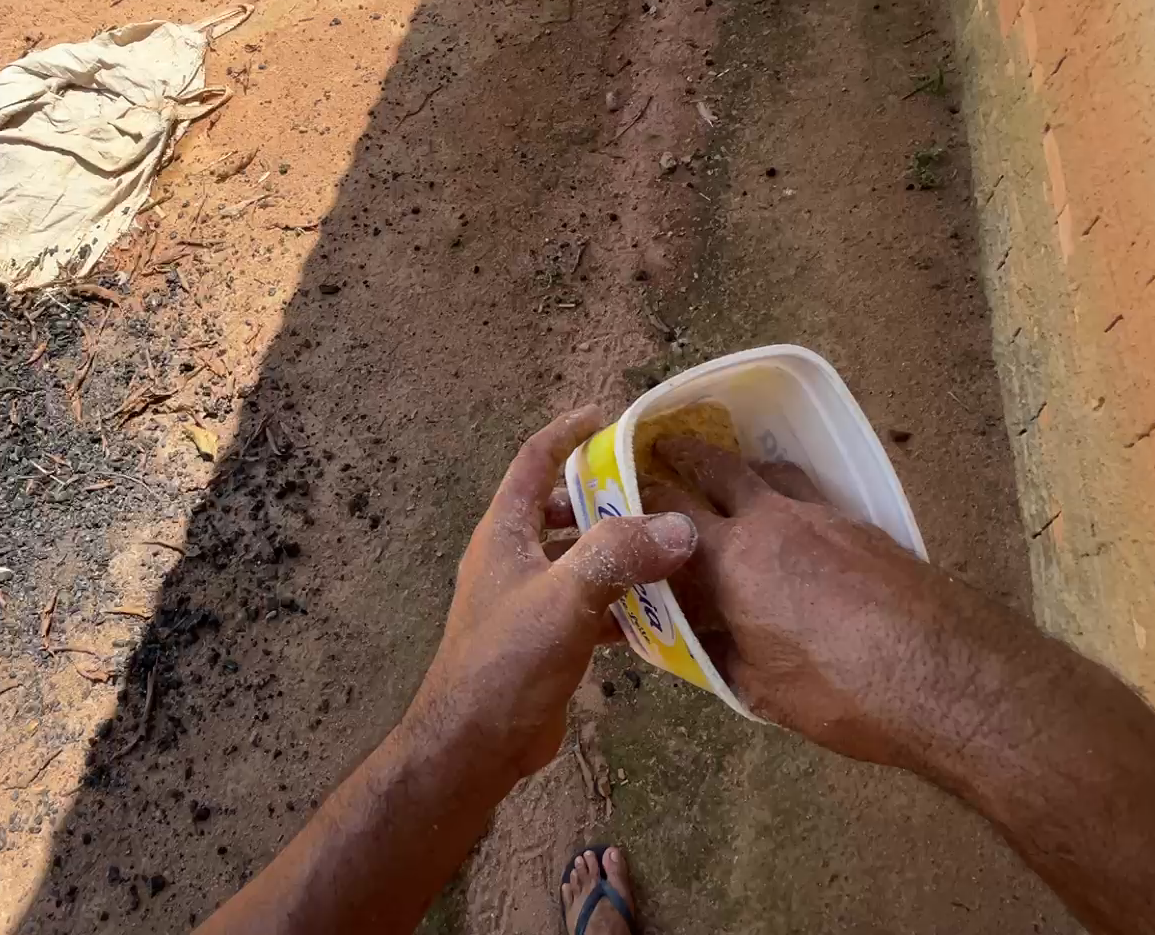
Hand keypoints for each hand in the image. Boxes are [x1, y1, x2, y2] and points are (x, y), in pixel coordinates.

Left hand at [405, 407, 698, 781]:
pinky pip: (588, 601)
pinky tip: (660, 610)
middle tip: (656, 489)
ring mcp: (527, 596)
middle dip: (604, 496)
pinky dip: (619, 599)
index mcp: (504, 531)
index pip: (532, 460)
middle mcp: (512, 555)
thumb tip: (678, 525)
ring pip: (578, 557)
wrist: (476, 741)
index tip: (604, 414)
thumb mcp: (564, 597)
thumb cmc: (508, 658)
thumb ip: (618, 556)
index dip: (565, 432)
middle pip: (559, 508)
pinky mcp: (544, 634)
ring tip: (671, 546)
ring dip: (617, 551)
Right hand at [645, 437, 1008, 769]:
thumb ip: (718, 652)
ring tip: (733, 473)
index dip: (639, 496)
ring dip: (742, 465)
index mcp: (730, 558)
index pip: (668, 510)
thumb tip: (699, 639)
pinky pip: (813, 495)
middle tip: (664, 445)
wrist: (956, 682)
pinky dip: (790, 495)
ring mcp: (823, 518)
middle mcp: (770, 521)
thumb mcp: (760, 688)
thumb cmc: (842, 691)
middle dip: (683, 451)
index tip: (621, 490)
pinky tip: (797, 524)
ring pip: (771, 469)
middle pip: (717, 465)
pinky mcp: (865, 528)